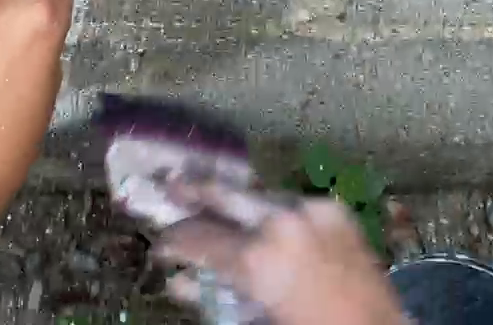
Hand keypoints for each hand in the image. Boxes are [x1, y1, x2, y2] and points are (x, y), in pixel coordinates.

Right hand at [155, 184, 406, 324]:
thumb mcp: (256, 324)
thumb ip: (217, 300)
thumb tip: (179, 282)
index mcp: (259, 259)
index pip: (199, 238)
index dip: (173, 241)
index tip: (158, 245)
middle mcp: (281, 222)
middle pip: (224, 193)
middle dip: (192, 189)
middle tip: (168, 182)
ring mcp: (311, 210)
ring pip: (257, 195)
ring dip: (234, 201)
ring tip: (210, 198)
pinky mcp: (334, 210)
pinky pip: (290, 204)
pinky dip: (271, 212)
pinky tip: (260, 220)